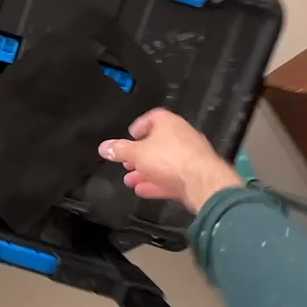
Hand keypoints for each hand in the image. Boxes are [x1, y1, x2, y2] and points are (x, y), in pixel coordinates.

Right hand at [97, 108, 244, 212]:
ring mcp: (190, 156)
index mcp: (169, 123)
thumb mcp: (136, 153)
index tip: (130, 135)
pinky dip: (157, 183)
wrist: (202, 182)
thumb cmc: (173, 159)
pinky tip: (145, 189)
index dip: (139, 126)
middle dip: (140, 154)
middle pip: (157, 142)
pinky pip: (172, 177)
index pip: (153, 117)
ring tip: (131, 179)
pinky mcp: (194, 175)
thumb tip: (105, 147)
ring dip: (146, 171)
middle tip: (128, 161)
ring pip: (164, 162)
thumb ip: (119, 150)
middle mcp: (182, 136)